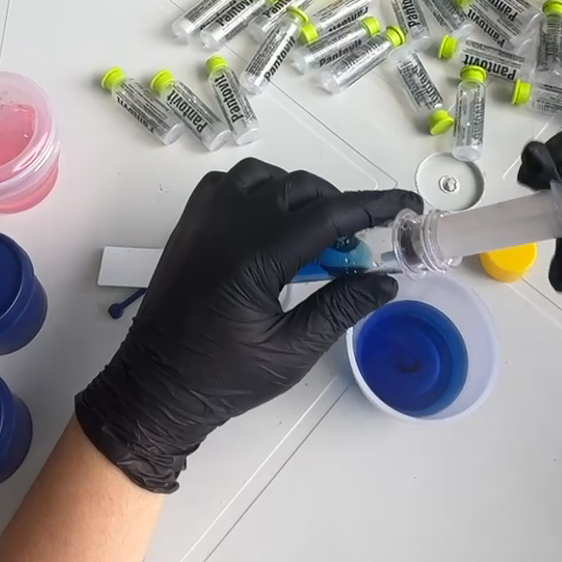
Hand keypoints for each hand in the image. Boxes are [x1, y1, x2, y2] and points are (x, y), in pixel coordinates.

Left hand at [76, 159, 420, 491]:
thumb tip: (386, 279)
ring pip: (264, 176)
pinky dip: (256, 188)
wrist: (155, 386)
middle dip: (338, 206)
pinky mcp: (189, 223)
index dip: (374, 206)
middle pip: (300, 188)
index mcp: (257, 258)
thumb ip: (340, 308)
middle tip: (354, 243)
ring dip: (297, 192)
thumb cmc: (223, 378)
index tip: (406, 205)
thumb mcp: (292, 351)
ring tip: (312, 229)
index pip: (329, 215)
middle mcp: (229, 225)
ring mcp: (204, 219)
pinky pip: (229, 183)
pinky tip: (267, 219)